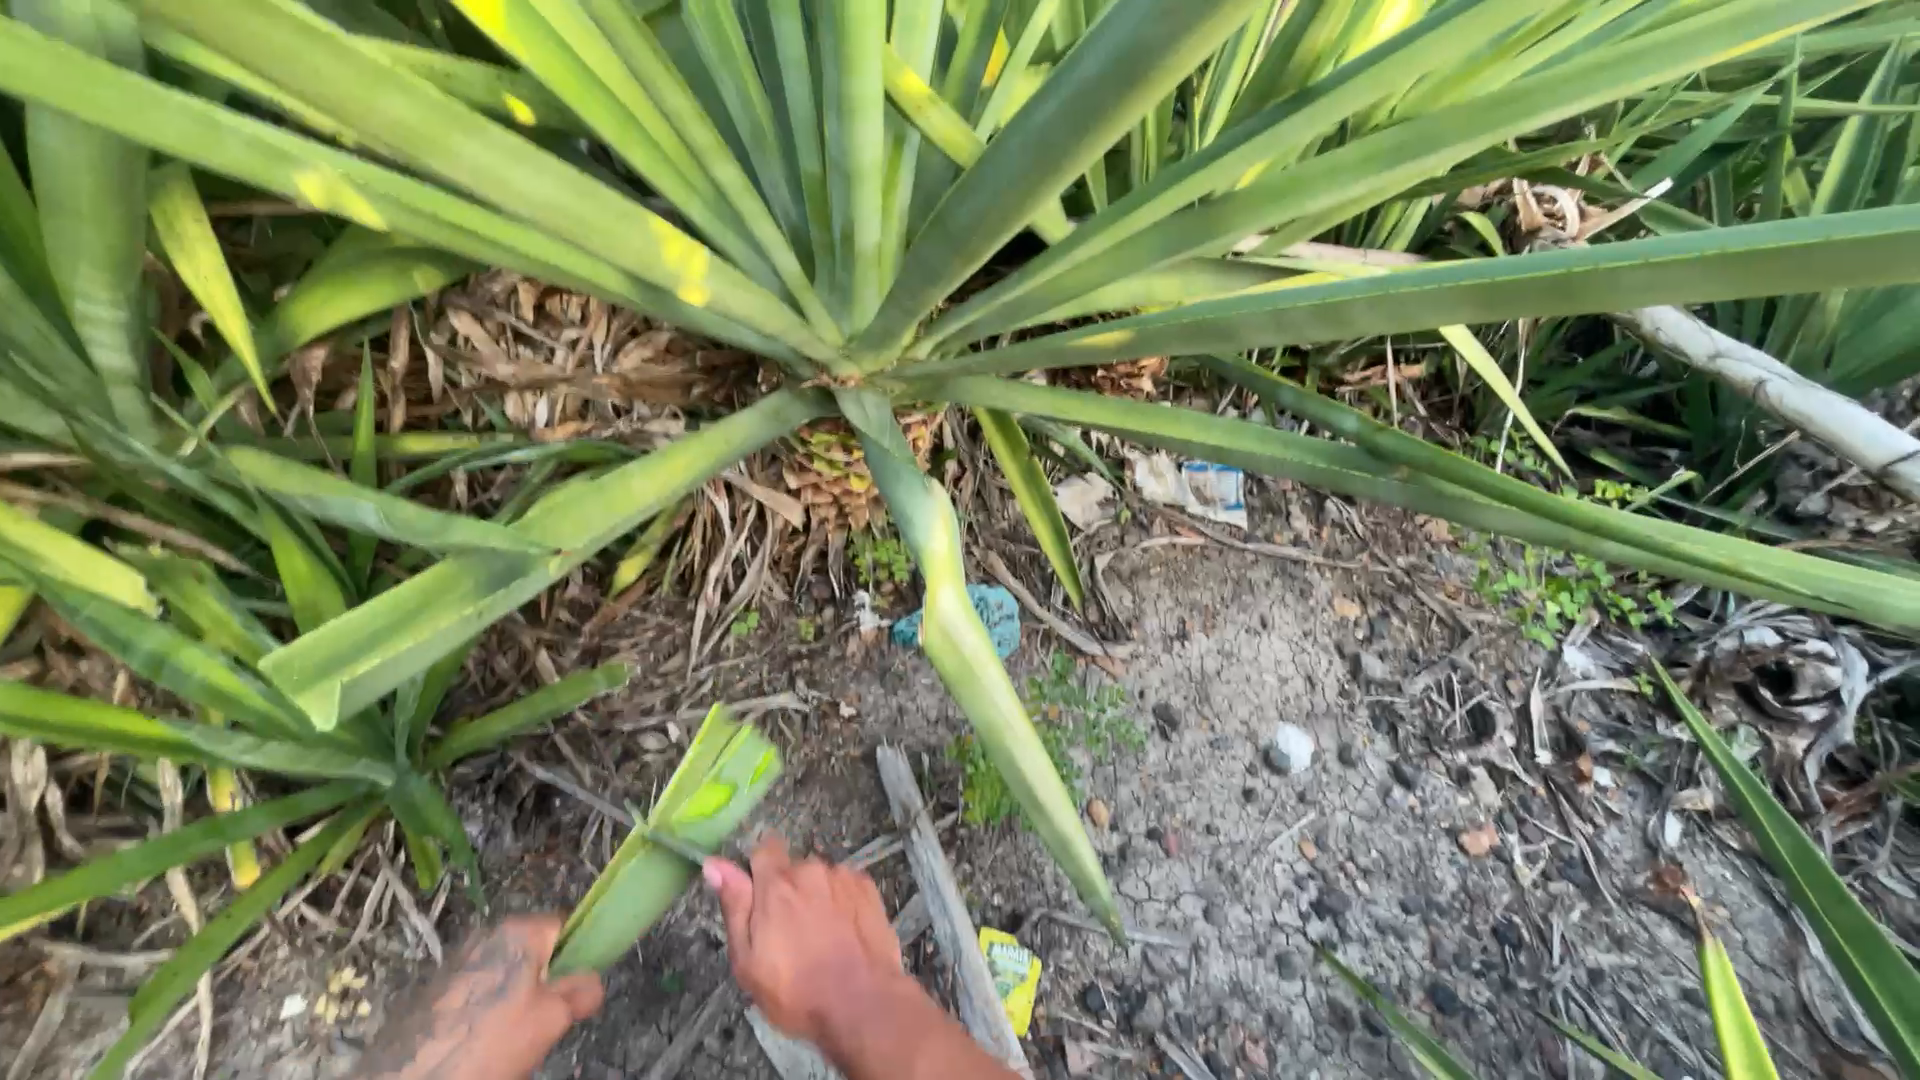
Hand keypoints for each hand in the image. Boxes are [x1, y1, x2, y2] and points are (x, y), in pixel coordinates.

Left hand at [358, 915, 603, 1079]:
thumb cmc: (489, 1046)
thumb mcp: (552, 1021)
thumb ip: (581, 994)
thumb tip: (591, 983)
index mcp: (517, 931)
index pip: (563, 928)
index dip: (574, 959)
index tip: (570, 995)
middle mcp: (483, 938)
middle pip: (531, 953)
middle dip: (541, 985)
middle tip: (540, 1023)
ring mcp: (451, 966)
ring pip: (501, 978)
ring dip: (510, 1002)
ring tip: (503, 1044)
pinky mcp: (427, 996)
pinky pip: (472, 996)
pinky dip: (480, 1016)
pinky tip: (474, 1050)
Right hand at [704, 833, 905, 1046]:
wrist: (862, 1003)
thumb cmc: (796, 991)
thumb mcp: (748, 960)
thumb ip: (734, 905)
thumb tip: (714, 864)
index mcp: (776, 886)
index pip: (764, 849)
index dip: (760, 869)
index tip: (761, 897)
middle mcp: (811, 870)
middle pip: (793, 869)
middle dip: (788, 891)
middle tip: (790, 933)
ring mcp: (843, 876)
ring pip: (820, 878)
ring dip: (816, 897)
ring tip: (821, 937)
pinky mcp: (868, 887)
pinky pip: (845, 886)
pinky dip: (842, 902)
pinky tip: (844, 932)